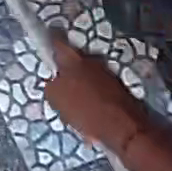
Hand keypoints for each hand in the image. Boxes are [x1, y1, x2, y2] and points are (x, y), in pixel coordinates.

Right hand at [43, 28, 154, 157]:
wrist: (126, 130)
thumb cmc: (85, 109)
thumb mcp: (54, 97)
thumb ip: (51, 83)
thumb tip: (56, 82)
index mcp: (72, 59)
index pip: (57, 41)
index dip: (50, 40)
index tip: (45, 43)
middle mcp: (92, 61)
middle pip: (75, 59)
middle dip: (67, 68)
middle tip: (59, 81)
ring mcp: (109, 75)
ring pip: (89, 75)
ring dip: (82, 83)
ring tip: (75, 101)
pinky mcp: (121, 91)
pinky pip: (100, 89)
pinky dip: (94, 96)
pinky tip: (89, 111)